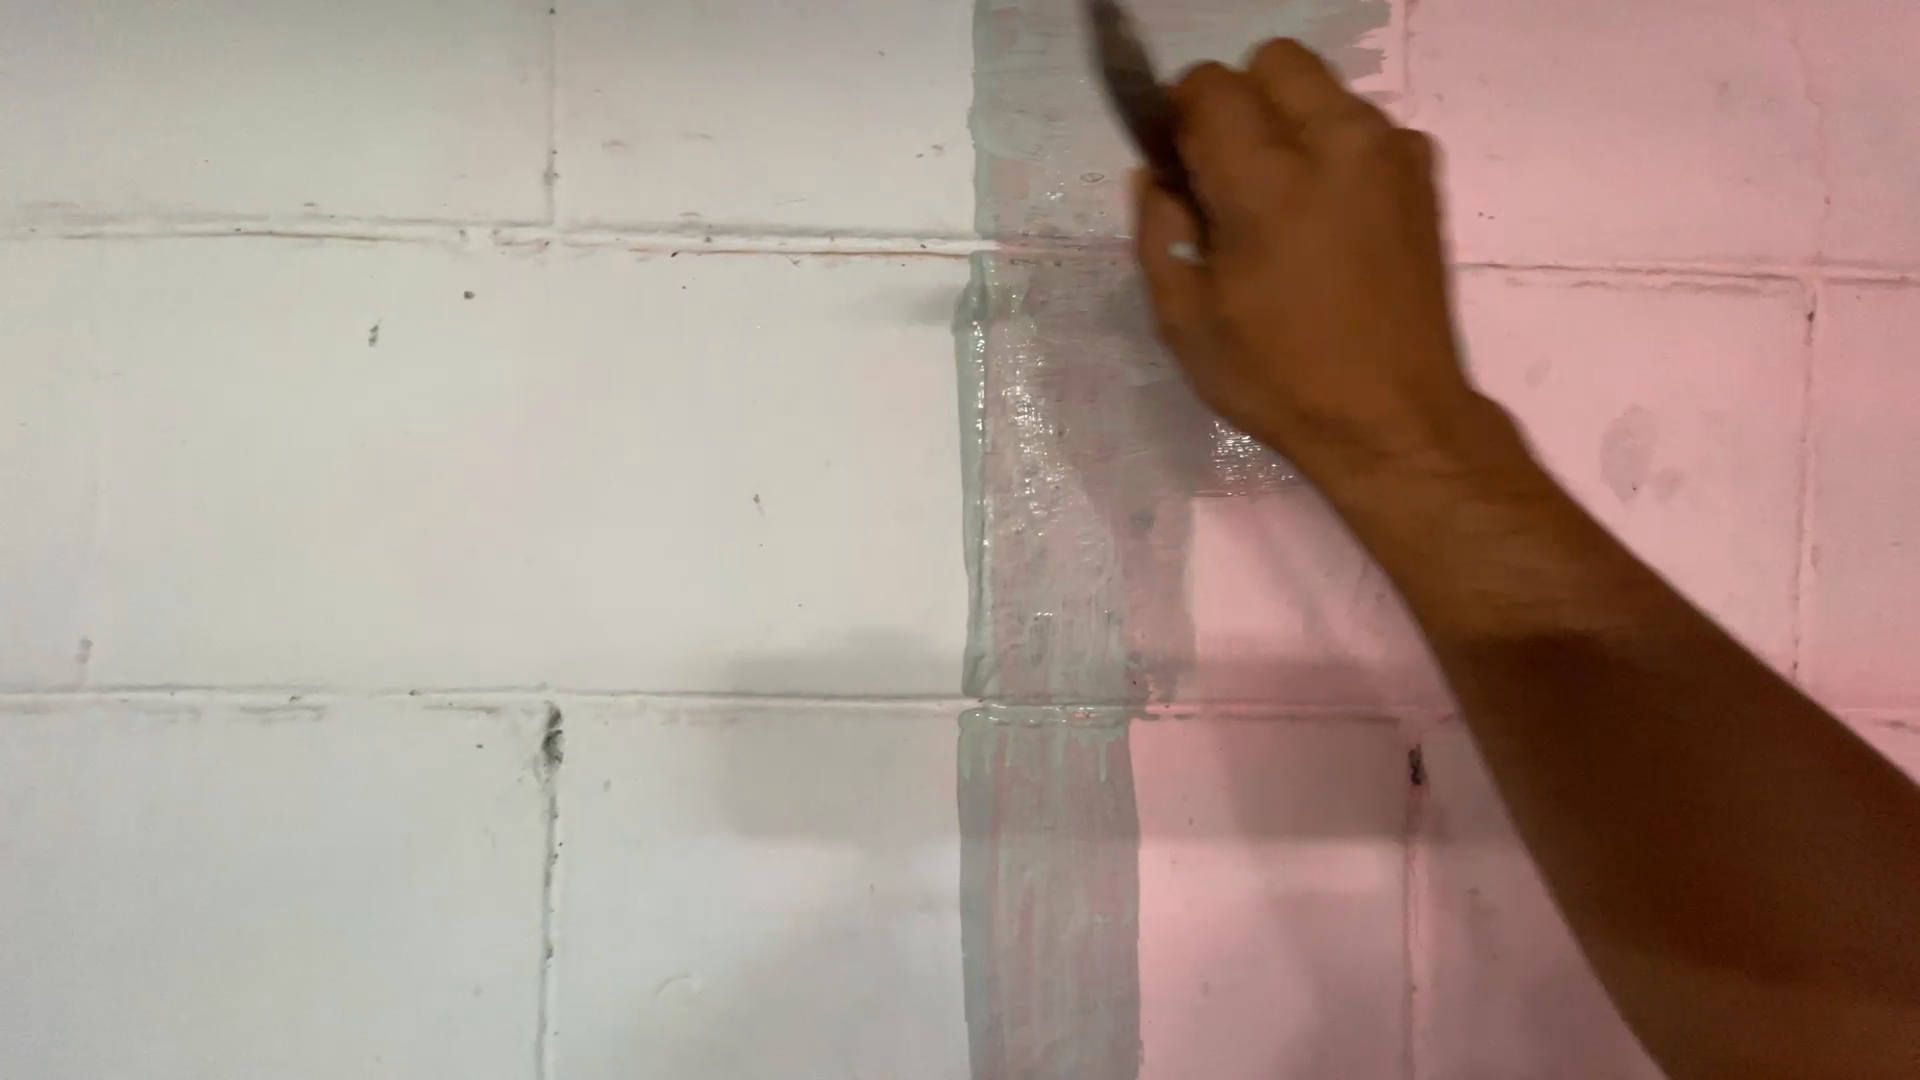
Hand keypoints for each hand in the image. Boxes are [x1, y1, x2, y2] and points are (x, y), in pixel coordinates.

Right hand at [1136, 40, 1486, 482]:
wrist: (1388, 415)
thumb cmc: (1273, 377)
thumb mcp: (1183, 319)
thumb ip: (1157, 232)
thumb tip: (1152, 174)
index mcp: (1267, 181)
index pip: (1208, 85)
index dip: (1179, 119)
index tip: (1179, 172)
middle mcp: (1337, 141)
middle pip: (1271, 61)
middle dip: (1234, 106)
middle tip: (1225, 185)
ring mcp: (1391, 150)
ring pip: (1319, 89)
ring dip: (1282, 127)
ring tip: (1278, 212)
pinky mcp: (1424, 172)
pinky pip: (1359, 126)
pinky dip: (1328, 152)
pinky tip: (1324, 224)